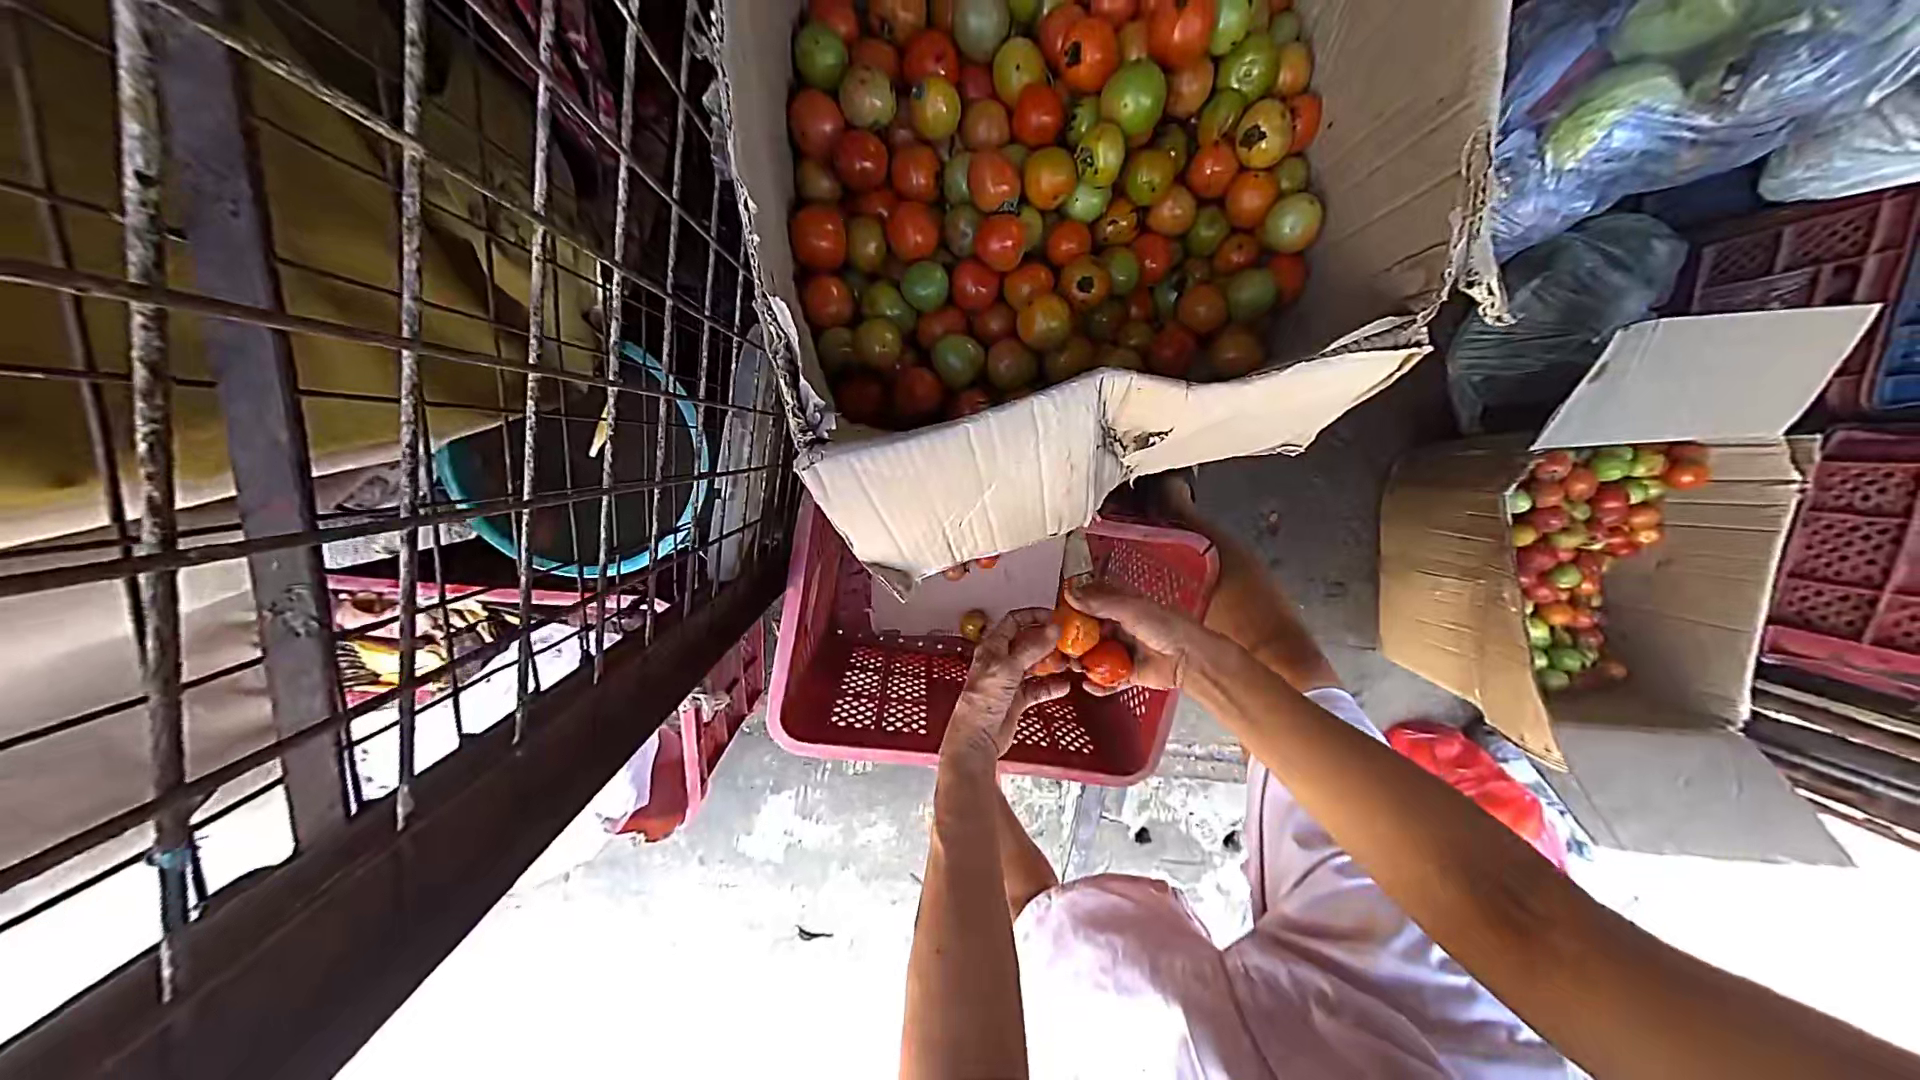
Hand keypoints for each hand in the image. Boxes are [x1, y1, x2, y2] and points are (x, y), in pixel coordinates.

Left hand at [944, 609, 1074, 760]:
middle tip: (1065, 641)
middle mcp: (1000, 662)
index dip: (1033, 616)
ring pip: (1035, 665)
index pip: (1013, 622)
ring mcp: (1009, 681)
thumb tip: (1051, 628)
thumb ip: (1032, 647)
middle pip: (1027, 643)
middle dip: (1047, 641)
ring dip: (1051, 664)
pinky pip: (1038, 688)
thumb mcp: (1009, 668)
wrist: (977, 738)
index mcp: (992, 648)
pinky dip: (1050, 687)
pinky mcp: (1017, 700)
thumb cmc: (981, 702)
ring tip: (1067, 663)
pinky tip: (1062, 686)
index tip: (1054, 617)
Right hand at [1064, 582, 1209, 696]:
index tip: (1055, 618)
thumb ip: (1099, 602)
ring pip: (1094, 658)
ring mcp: (1122, 651)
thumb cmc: (1166, 626)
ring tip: (1072, 667)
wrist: (1191, 658)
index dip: (1071, 611)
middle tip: (1059, 647)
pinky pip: (1107, 680)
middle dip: (1072, 642)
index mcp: (1120, 606)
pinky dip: (1097, 684)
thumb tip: (1070, 593)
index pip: (1088, 605)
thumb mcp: (1130, 609)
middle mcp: (1118, 628)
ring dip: (1081, 663)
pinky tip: (1088, 685)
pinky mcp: (1128, 674)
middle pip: (1087, 634)